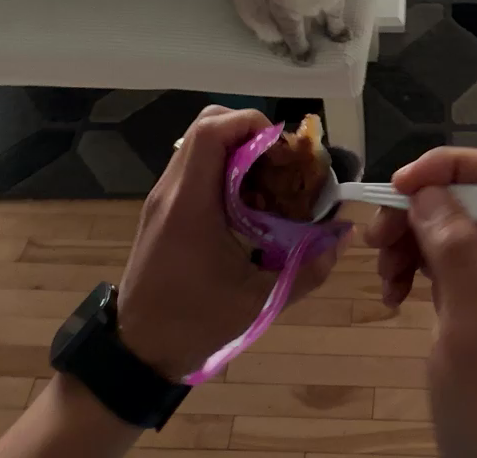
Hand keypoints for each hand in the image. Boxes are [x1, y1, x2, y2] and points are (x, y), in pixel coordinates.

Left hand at [114, 106, 343, 379]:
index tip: (281, 149)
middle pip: (206, 124)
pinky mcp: (162, 207)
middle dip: (248, 130)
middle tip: (277, 160)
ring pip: (198, 142)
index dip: (251, 123)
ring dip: (236, 146)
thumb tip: (342, 237)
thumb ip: (308, 269)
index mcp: (191, 204)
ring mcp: (163, 196)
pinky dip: (223, 165)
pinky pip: (194, 163)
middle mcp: (172, 190)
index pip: (212, 131)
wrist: (135, 352)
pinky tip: (246, 199)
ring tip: (266, 177)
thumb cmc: (194, 323)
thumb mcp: (259, 301)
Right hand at [366, 147, 476, 457]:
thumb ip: (455, 247)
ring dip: (406, 241)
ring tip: (385, 279)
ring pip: (443, 226)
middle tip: (376, 240)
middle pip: (462, 197)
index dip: (446, 166)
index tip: (398, 187)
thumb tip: (428, 190)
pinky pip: (436, 260)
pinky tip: (393, 298)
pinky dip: (409, 269)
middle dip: (416, 209)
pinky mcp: (471, 297)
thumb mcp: (472, 320)